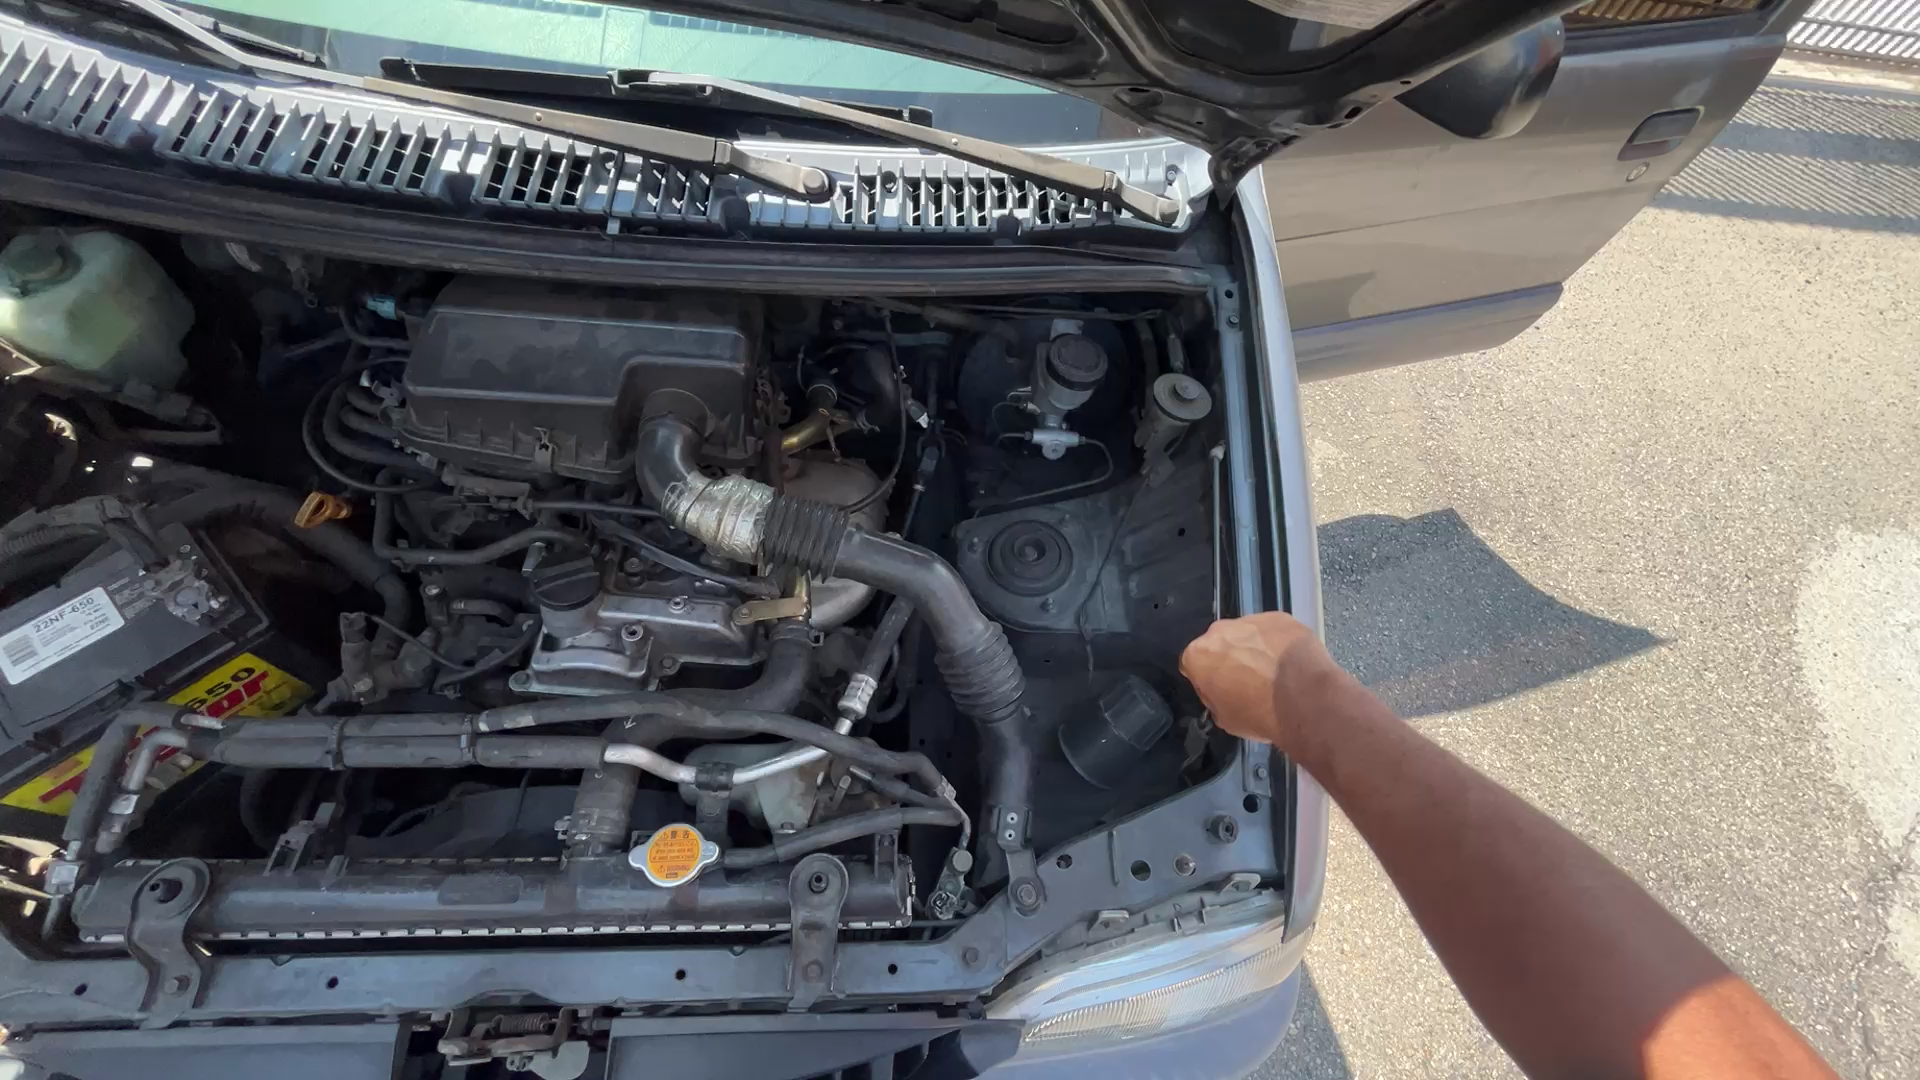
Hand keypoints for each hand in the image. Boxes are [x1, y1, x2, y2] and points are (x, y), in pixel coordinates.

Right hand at [1179, 612, 1341, 751]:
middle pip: (1219, 643)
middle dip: (1230, 657)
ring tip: (1274, 671)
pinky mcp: (1279, 617)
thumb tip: (1219, 691)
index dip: (1207, 677)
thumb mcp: (1224, 718)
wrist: (1306, 701)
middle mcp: (1218, 631)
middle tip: (1249, 679)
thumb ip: (1213, 697)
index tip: (1222, 688)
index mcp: (1197, 655)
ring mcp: (1250, 620)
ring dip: (1255, 648)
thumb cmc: (1260, 714)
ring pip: (1247, 633)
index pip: (1193, 664)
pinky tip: (1292, 662)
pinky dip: (1279, 642)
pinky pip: (1274, 629)